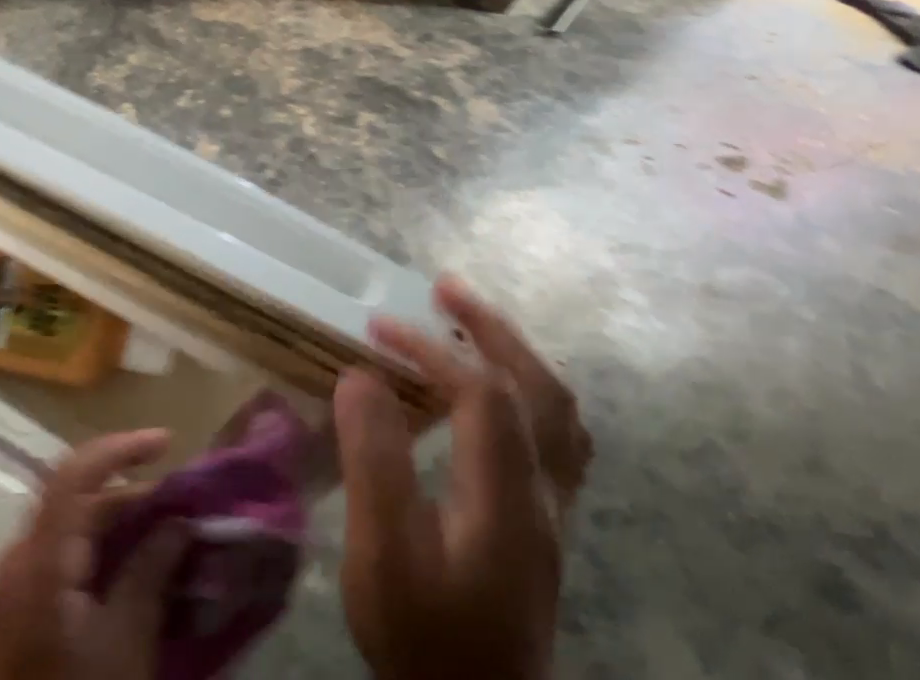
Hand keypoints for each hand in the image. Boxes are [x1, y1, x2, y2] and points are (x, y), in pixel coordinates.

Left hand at [0, 430, 188, 679]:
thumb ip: (148, 574)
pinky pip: (62, 557)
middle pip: (73, 499)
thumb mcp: (125, 642)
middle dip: (129, 491)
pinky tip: (138, 569)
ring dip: (117, 522)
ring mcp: (17, 580)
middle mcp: (21, 554)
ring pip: (69, 528)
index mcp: (42, 555)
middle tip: (185, 502)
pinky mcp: (22, 604)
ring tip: (173, 534)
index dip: (119, 447)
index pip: (75, 473)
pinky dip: (100, 551)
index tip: (168, 442)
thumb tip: (176, 522)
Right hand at [334, 276, 591, 679]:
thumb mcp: (381, 551)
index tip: (374, 328)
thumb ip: (374, 461)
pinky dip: (525, 396)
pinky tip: (492, 398)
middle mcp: (545, 496)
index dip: (432, 349)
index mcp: (507, 497)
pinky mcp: (541, 529)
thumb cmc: (419, 631)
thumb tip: (360, 375)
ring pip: (560, 415)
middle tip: (445, 288)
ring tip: (470, 326)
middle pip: (541, 392)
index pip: (483, 394)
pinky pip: (554, 440)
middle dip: (494, 331)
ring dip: (517, 358)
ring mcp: (552, 514)